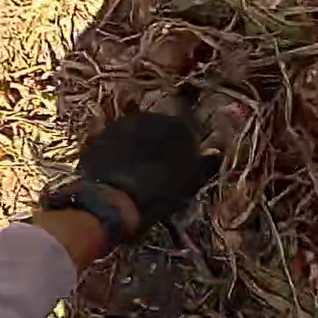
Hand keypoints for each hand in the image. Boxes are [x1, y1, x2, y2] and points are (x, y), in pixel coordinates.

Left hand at [77, 112, 219, 230]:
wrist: (113, 200)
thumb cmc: (159, 194)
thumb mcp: (190, 183)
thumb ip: (204, 165)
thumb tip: (216, 155)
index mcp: (179, 127)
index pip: (186, 134)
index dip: (184, 152)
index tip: (180, 169)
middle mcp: (152, 117)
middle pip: (160, 131)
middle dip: (160, 146)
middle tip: (158, 171)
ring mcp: (124, 124)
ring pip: (138, 135)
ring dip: (139, 148)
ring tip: (136, 173)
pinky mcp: (102, 134)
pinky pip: (117, 142)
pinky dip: (119, 153)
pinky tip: (118, 172)